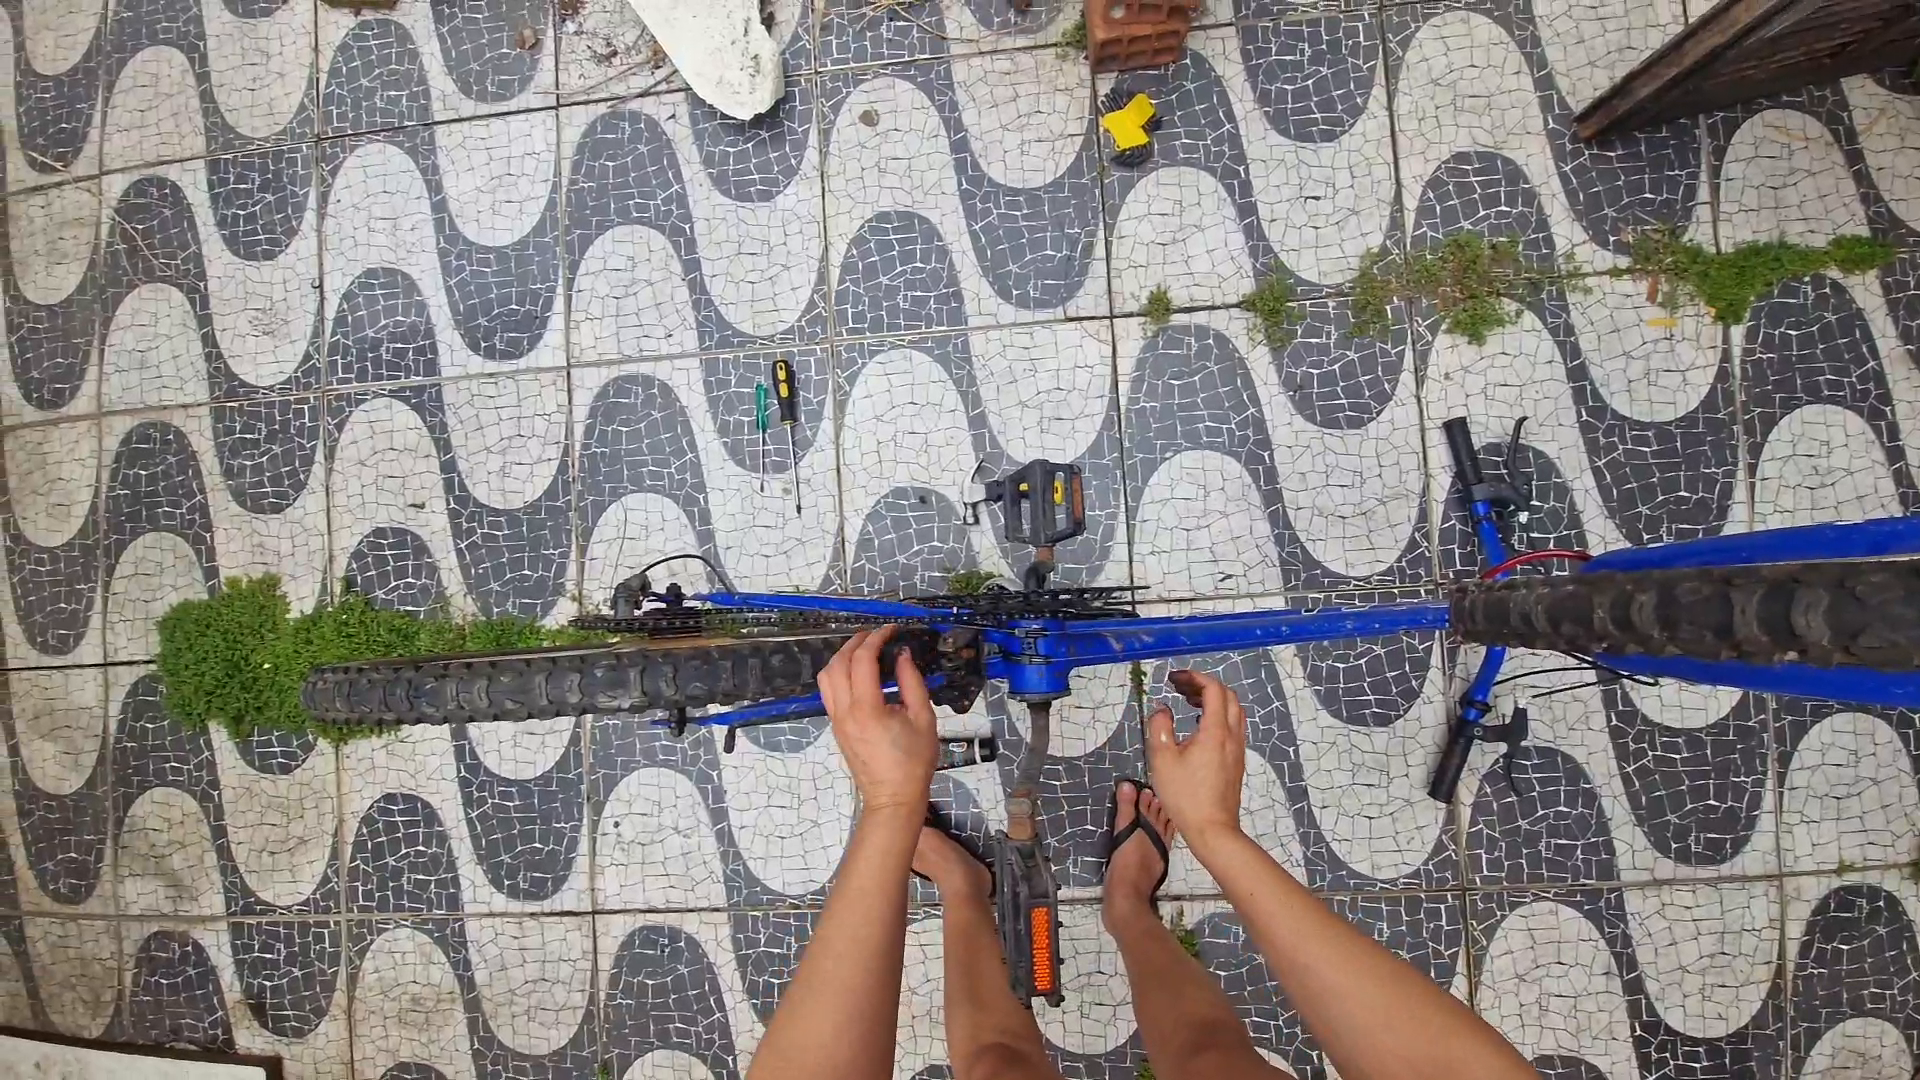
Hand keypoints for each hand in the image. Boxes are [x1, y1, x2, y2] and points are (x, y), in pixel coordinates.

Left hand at [817, 626, 937, 814]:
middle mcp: (844, 711)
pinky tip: (857, 672)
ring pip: (826, 676)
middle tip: (877, 634)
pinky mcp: (836, 726)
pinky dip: (838, 673)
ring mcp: (836, 720)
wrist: (893, 797)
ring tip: (864, 649)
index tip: (892, 630)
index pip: (862, 659)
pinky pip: (828, 691)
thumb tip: (902, 654)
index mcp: (867, 708)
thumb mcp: (923, 718)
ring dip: (842, 656)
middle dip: (856, 642)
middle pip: (837, 663)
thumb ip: (912, 681)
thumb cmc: (914, 761)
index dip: (876, 638)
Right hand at [1144, 669, 1246, 847]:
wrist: (1212, 828)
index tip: (1174, 678)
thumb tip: (1163, 710)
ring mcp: (1238, 749)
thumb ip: (1160, 727)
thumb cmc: (1185, 794)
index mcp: (1216, 731)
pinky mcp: (1236, 760)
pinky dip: (1217, 714)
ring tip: (1188, 701)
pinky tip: (1198, 725)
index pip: (1213, 689)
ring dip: (1213, 699)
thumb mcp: (1162, 758)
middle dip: (1203, 685)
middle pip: (1227, 696)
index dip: (1194, 677)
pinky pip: (1233, 726)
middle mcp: (1232, 736)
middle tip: (1179, 687)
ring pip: (1233, 711)